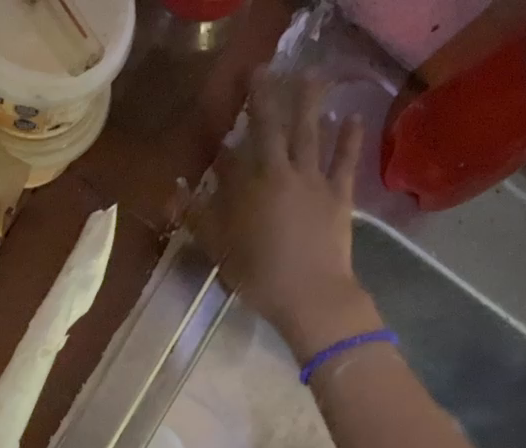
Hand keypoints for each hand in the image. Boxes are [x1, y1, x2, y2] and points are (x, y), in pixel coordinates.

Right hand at [207, 71, 382, 359]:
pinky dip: (348, 137)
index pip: (233, 154)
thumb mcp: (220, 250)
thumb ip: (198, 218)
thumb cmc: (259, 277)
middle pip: (272, 127)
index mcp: (249, 186)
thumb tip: (174, 193)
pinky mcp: (339, 194)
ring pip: (310, 132)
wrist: (311, 295)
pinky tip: (350, 117)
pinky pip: (344, 159)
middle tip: (260, 73)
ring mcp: (314, 180)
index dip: (224, 138)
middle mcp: (281, 172)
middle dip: (264, 98)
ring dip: (308, 103)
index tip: (219, 125)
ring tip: (307, 78)